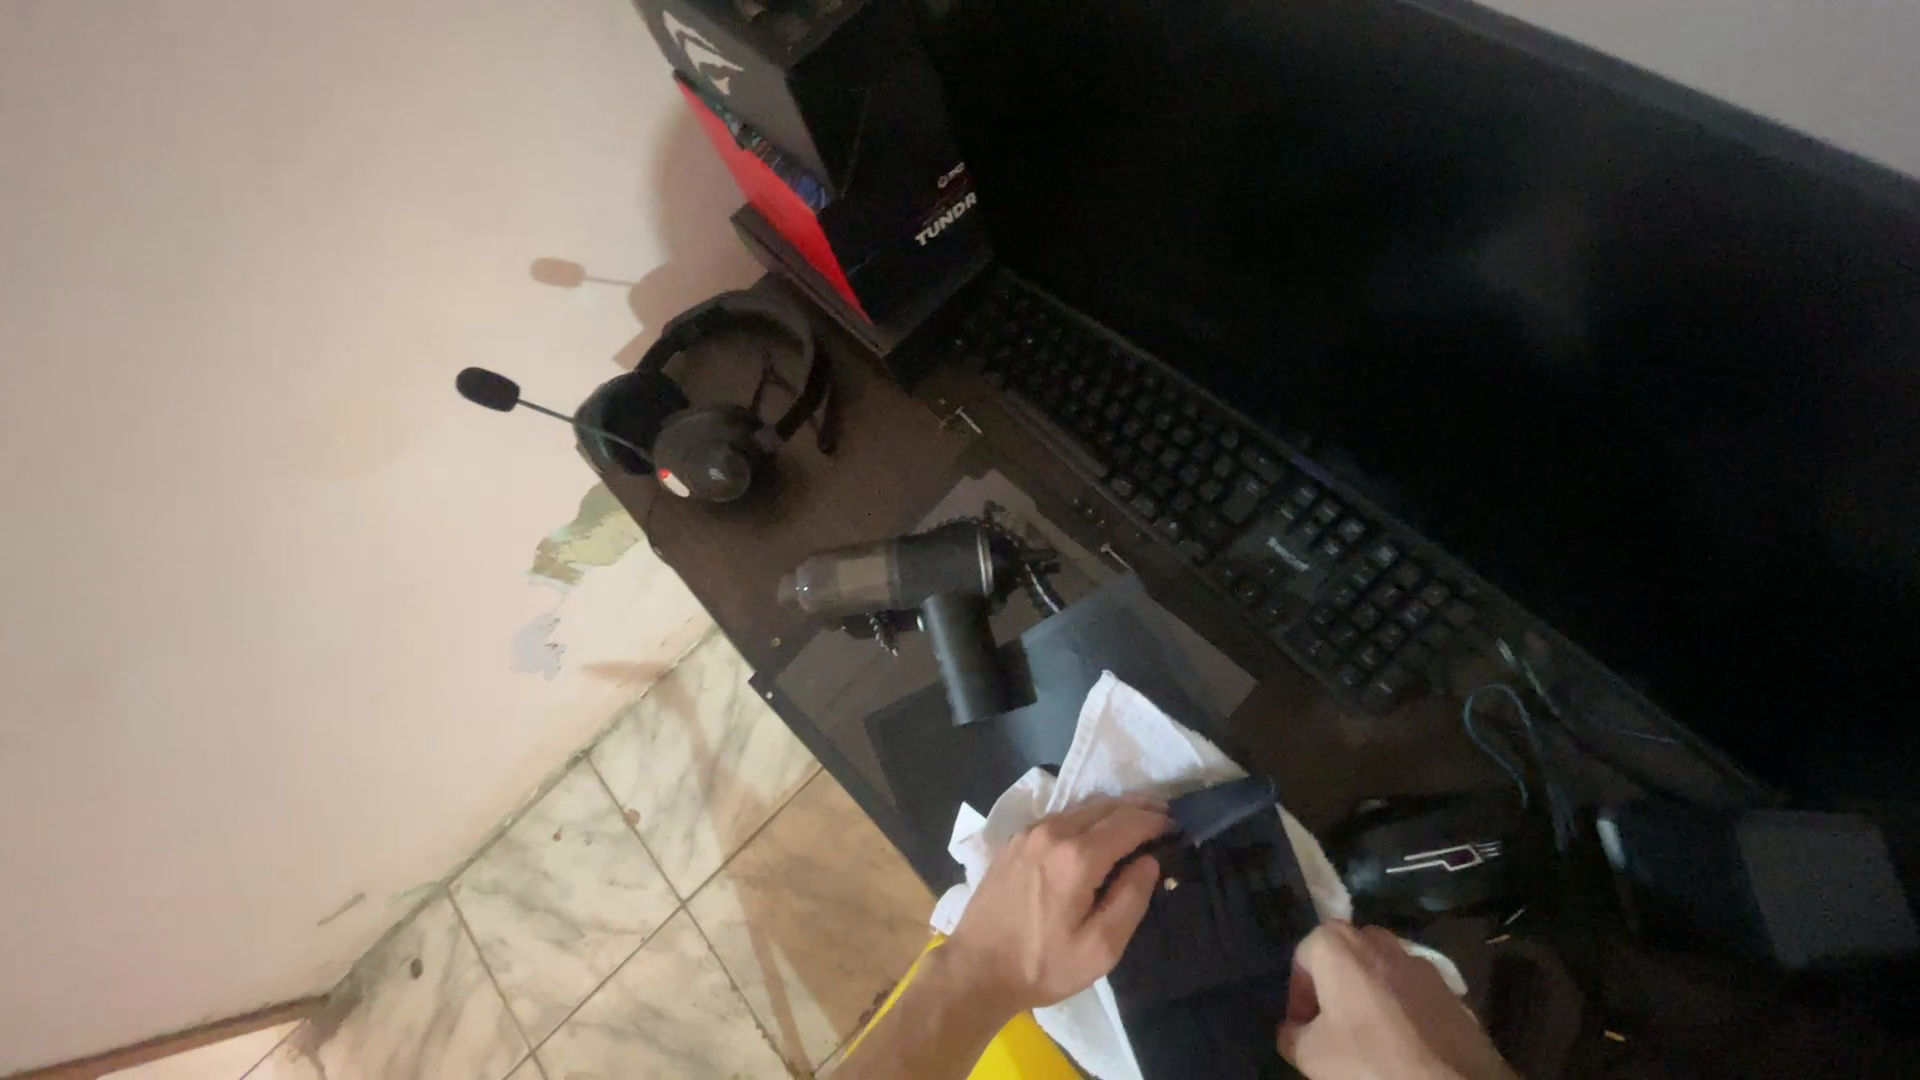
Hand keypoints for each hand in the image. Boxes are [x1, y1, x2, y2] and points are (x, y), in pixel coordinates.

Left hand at [942, 795, 1169, 1016]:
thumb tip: (1149, 861)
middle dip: (1137, 808)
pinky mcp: (1015, 839)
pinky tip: (1095, 831)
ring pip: (1081, 807)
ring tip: (1136, 820)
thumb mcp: (1100, 948)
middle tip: (1163, 816)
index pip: (1126, 823)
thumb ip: (1130, 900)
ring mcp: (1030, 832)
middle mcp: (1052, 832)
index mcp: (1076, 857)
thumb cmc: (1042, 964)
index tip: (1175, 826)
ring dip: (1111, 810)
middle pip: (1104, 806)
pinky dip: (1085, 817)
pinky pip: (1060, 817)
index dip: (1155, 821)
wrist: (977, 967)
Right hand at [1279, 921, 1517, 1079]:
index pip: (1302, 960)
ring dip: (1371, 1000)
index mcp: (1337, 943)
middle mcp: (1377, 940)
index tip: (1303, 1031)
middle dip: (1335, 991)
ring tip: (1373, 1043)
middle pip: (1343, 960)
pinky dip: (1405, 1015)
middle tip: (1334, 1033)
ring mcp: (1419, 964)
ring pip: (1381, 976)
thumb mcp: (1311, 1056)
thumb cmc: (1373, 1064)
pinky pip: (1414, 996)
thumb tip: (1293, 1032)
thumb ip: (1292, 1036)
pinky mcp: (1452, 993)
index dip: (1298, 998)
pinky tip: (1408, 1052)